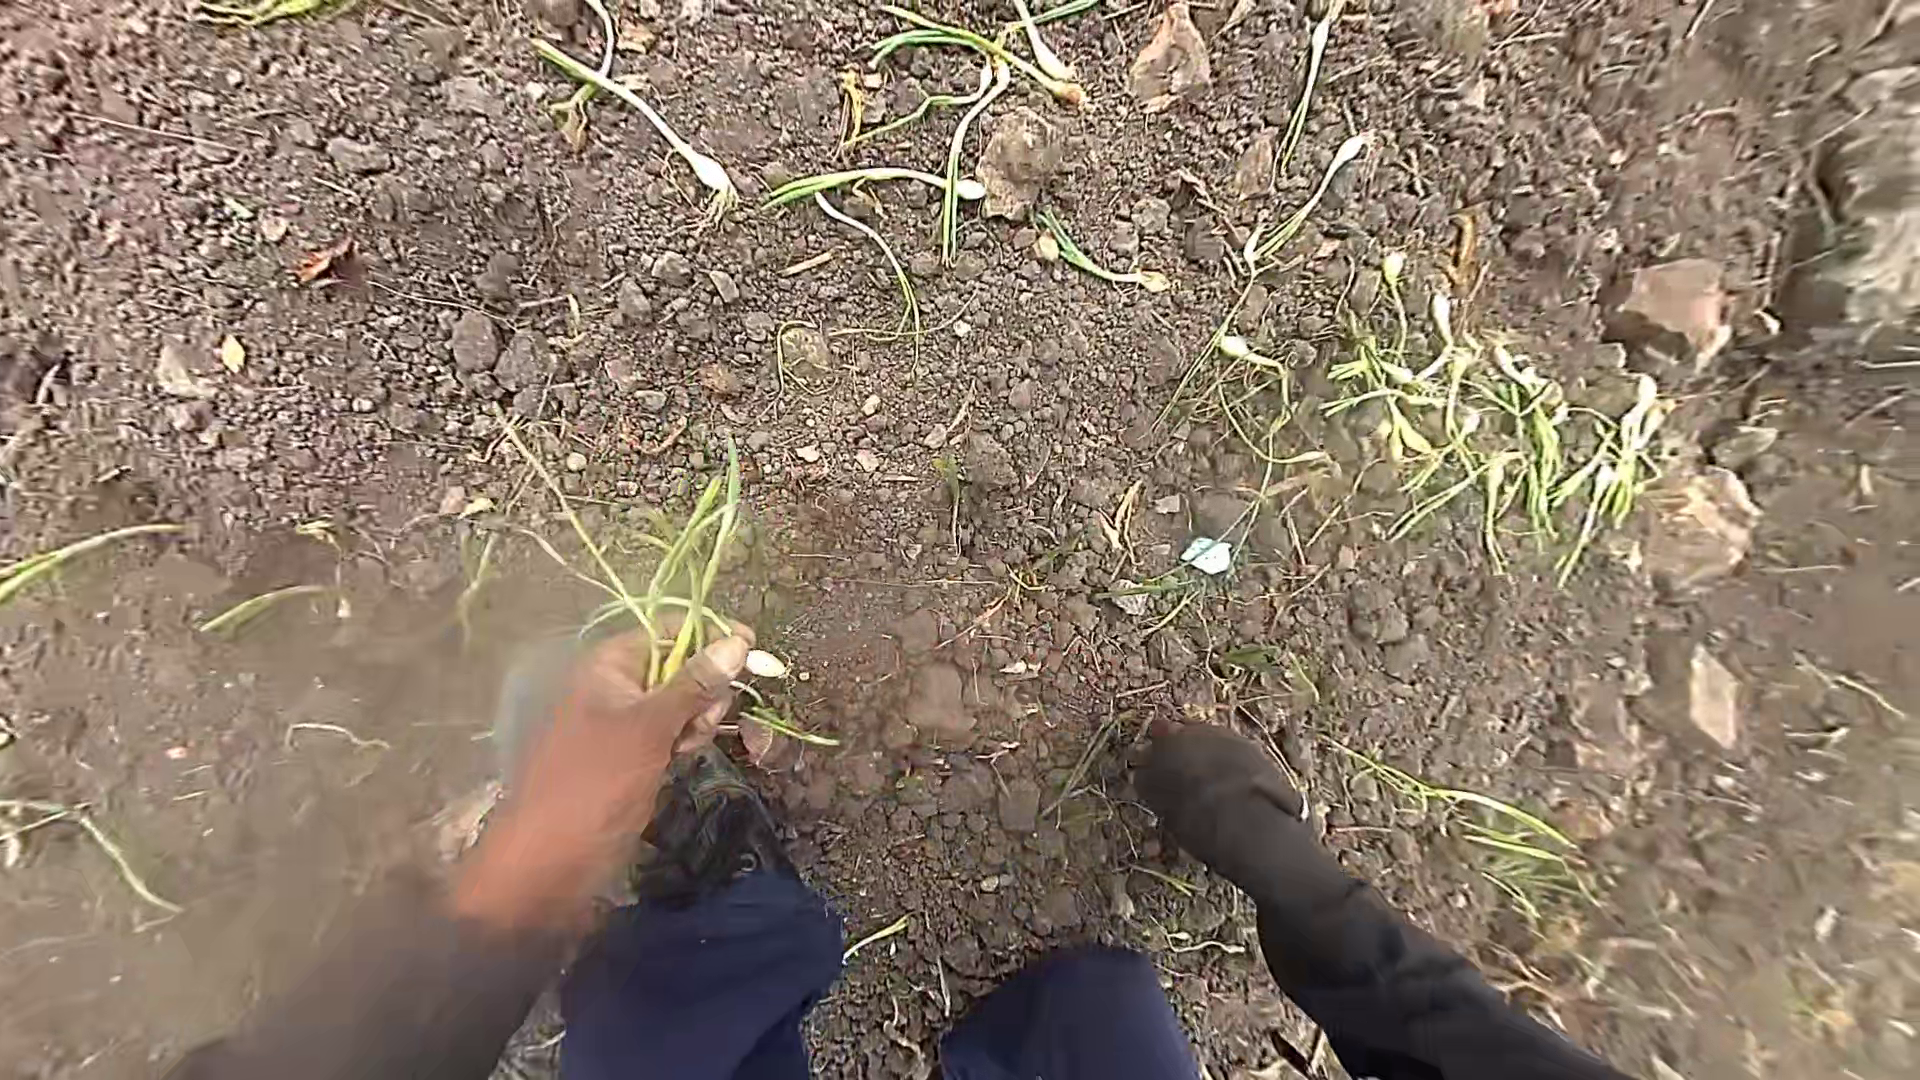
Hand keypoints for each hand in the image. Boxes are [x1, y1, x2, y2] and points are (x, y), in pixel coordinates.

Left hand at [451, 627, 753, 928]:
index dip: (710, 634)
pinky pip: (680, 725)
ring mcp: (632, 718)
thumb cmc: (596, 781)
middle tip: (706, 715)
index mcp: (612, 665)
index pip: (670, 629)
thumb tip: (738, 642)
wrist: (553, 862)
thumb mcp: (650, 726)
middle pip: (685, 663)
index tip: (750, 646)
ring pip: (688, 697)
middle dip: (707, 685)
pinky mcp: (642, 747)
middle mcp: (623, 684)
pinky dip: (690, 735)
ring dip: (701, 715)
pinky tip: (684, 754)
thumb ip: (696, 682)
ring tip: (688, 743)